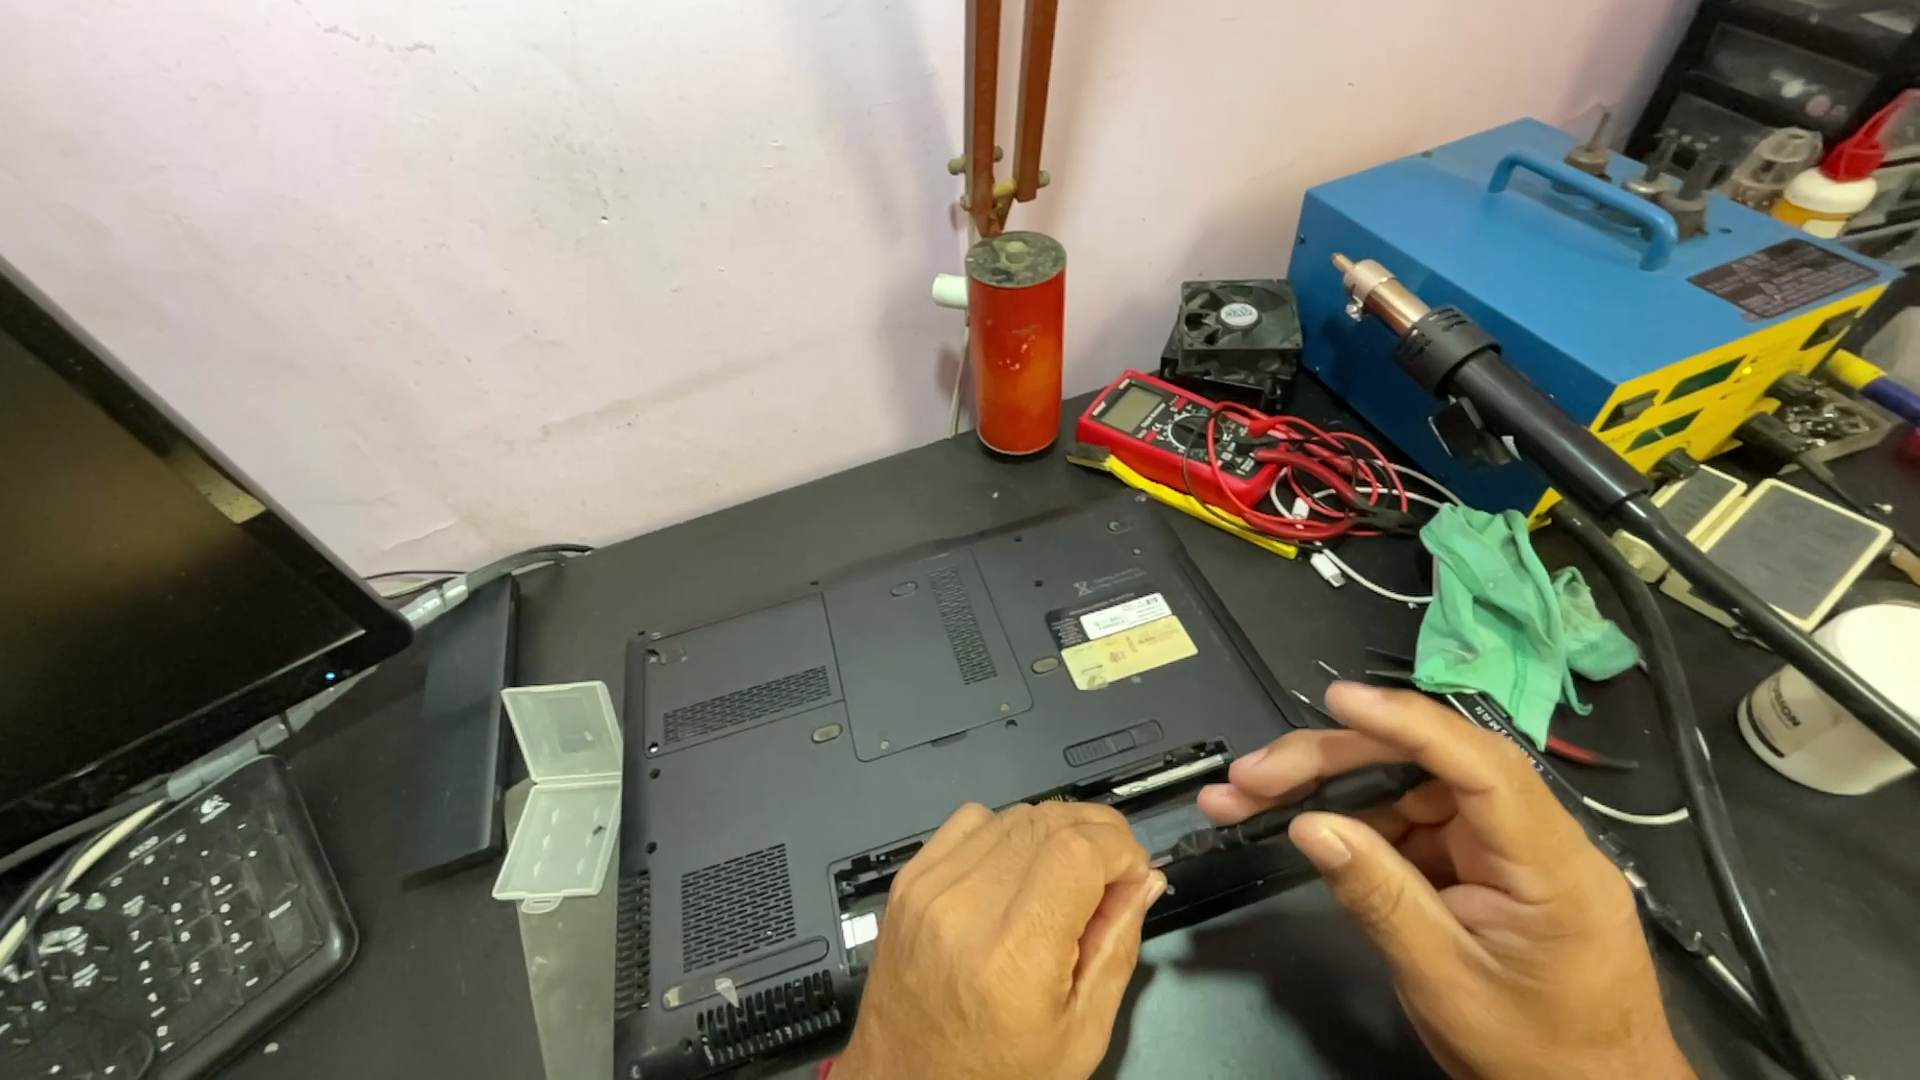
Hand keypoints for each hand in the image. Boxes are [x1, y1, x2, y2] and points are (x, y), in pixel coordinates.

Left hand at [833, 801, 1165, 1079]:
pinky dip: (1008, 830)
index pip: (1077, 851)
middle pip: (1048, 821)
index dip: (1120, 848)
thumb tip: (1143, 879)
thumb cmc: (996, 1073)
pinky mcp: (911, 877)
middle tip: (1111, 872)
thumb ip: (1118, 947)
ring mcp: (931, 885)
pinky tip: (1018, 867)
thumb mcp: (1081, 1034)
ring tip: (1067, 875)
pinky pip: (973, 820)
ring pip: (1015, 814)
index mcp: (1012, 955)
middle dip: (1097, 833)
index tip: (1133, 874)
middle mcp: (965, 907)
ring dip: (1056, 831)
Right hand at [1198, 683, 1692, 1079]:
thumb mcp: (1445, 983)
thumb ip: (1379, 899)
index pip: (1482, 768)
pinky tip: (1290, 820)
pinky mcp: (1468, 856)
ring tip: (1245, 796)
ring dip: (1318, 785)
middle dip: (1326, 761)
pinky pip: (1398, 818)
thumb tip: (1308, 825)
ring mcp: (1493, 843)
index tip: (1339, 701)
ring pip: (1397, 785)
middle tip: (1247, 777)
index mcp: (1549, 867)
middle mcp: (1525, 836)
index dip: (1409, 724)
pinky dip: (1340, 817)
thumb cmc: (1535, 1055)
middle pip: (1419, 766)